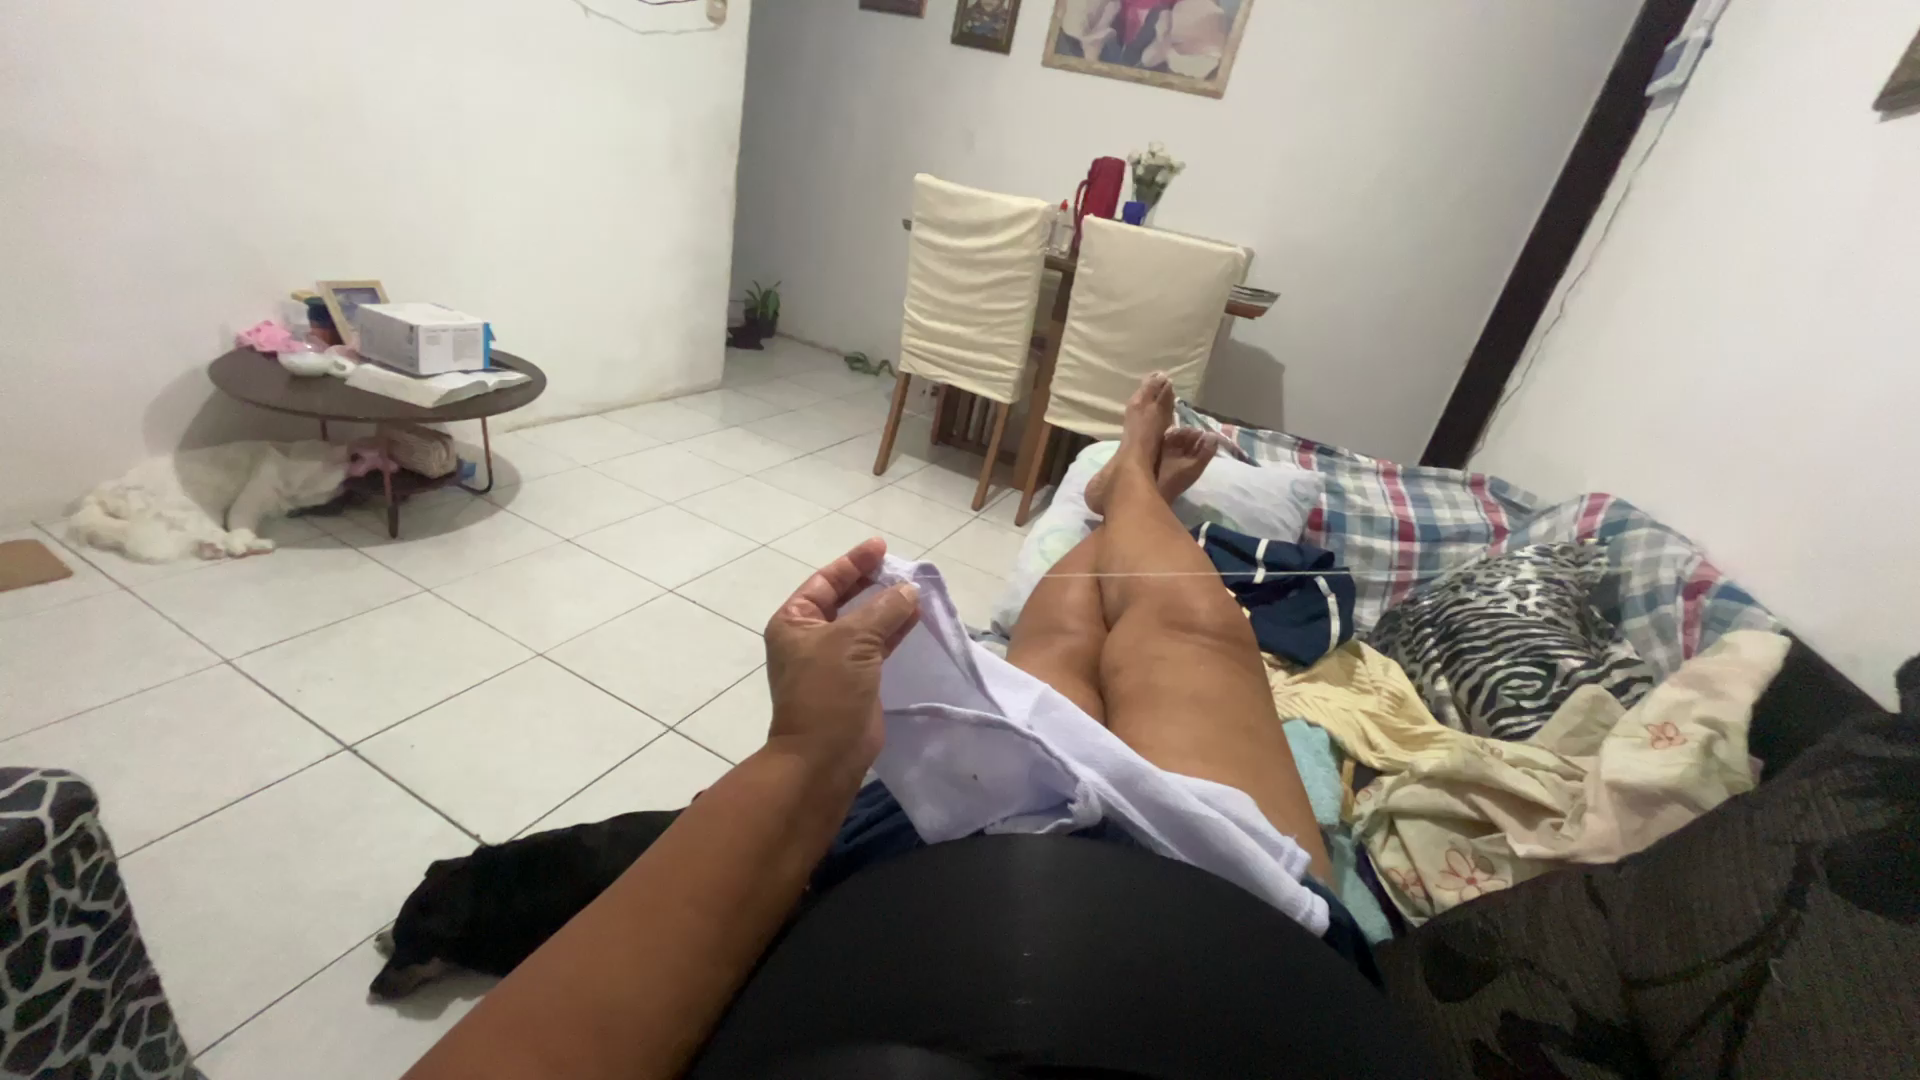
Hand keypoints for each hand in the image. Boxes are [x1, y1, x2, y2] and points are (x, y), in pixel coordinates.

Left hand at [763, 538, 920, 772]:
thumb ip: (883, 609)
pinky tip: (916, 616)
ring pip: (864, 621)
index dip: (853, 562)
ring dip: (888, 606)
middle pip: (844, 598)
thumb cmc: (827, 690)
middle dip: (872, 582)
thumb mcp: (853, 640)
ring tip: (915, 589)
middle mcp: (811, 636)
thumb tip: (908, 590)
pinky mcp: (856, 678)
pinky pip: (877, 644)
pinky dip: (895, 630)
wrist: (824, 754)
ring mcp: (833, 659)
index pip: (825, 581)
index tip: (880, 547)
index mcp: (794, 621)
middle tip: (900, 567)